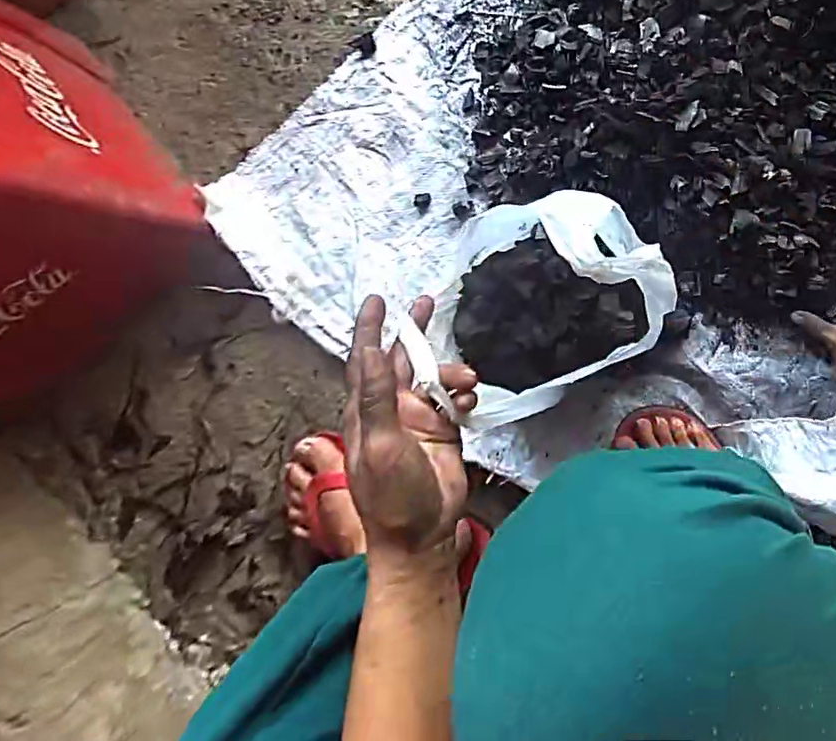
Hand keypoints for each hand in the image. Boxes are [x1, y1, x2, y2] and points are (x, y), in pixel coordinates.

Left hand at [343, 294, 478, 565]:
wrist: (424, 534)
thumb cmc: (391, 496)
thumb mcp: (380, 444)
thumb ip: (377, 397)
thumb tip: (370, 351)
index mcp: (367, 409)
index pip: (366, 359)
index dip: (369, 328)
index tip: (377, 300)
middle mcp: (392, 407)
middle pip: (402, 357)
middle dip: (413, 331)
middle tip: (426, 303)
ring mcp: (418, 418)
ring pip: (435, 377)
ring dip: (451, 372)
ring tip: (468, 381)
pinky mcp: (443, 429)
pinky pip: (454, 399)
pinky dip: (464, 395)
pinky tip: (469, 400)